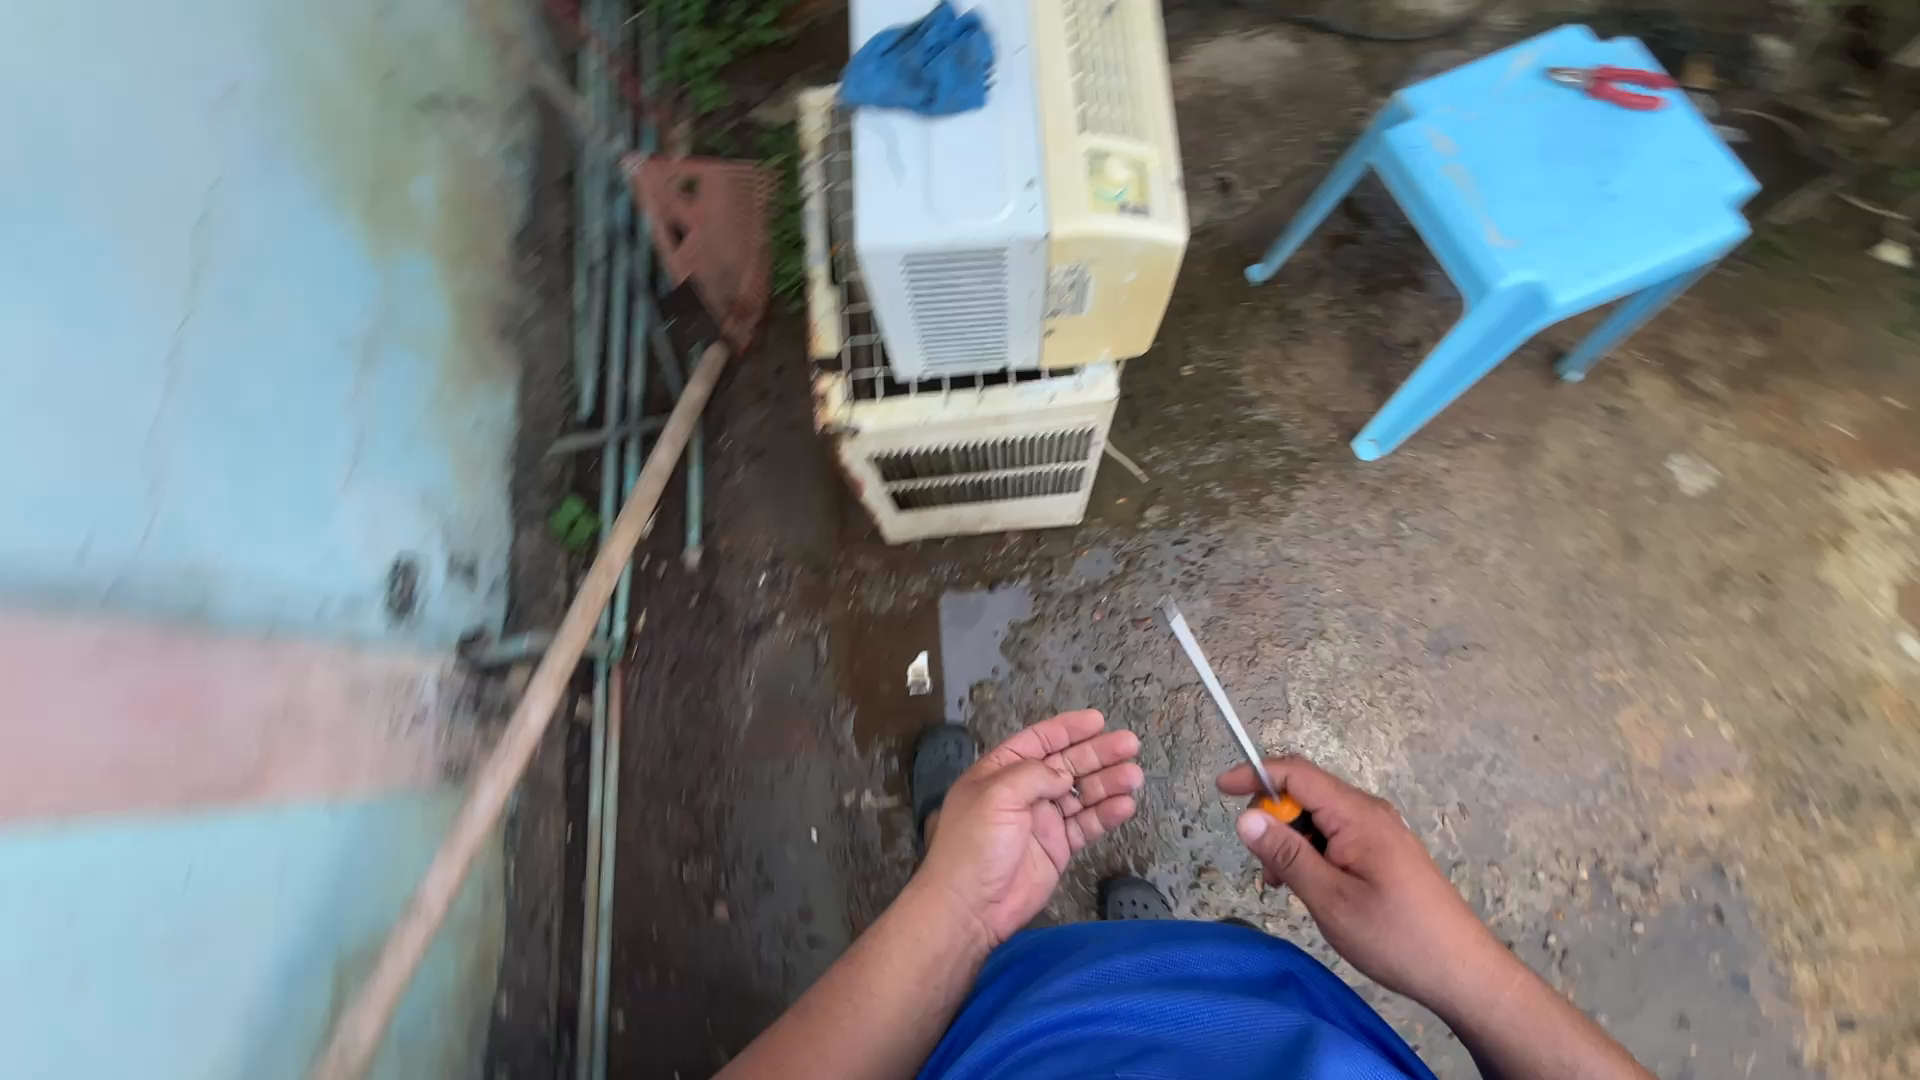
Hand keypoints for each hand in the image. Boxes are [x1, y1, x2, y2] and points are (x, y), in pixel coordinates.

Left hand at [918, 710, 1142, 946]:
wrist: (971, 906)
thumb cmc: (975, 843)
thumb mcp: (996, 795)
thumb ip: (1034, 775)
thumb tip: (1064, 775)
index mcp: (1002, 770)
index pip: (1039, 740)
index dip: (1068, 729)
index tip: (1098, 721)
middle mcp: (1025, 791)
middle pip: (1067, 764)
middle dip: (1098, 753)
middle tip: (1130, 744)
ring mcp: (1043, 819)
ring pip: (1082, 793)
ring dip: (1108, 782)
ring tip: (1134, 775)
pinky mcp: (1058, 848)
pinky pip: (1086, 825)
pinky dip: (1106, 815)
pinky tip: (1124, 806)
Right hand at [1219, 756, 1513, 1008]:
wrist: (1467, 977)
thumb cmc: (1397, 937)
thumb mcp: (1330, 899)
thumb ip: (1285, 854)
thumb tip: (1244, 817)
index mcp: (1357, 814)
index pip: (1296, 772)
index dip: (1255, 774)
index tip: (1221, 790)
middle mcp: (1368, 812)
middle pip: (1304, 793)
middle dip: (1273, 819)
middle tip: (1265, 867)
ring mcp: (1378, 830)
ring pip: (1317, 816)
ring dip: (1291, 840)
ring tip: (1288, 885)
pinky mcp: (1383, 850)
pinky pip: (1334, 834)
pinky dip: (1312, 851)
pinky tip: (1312, 886)